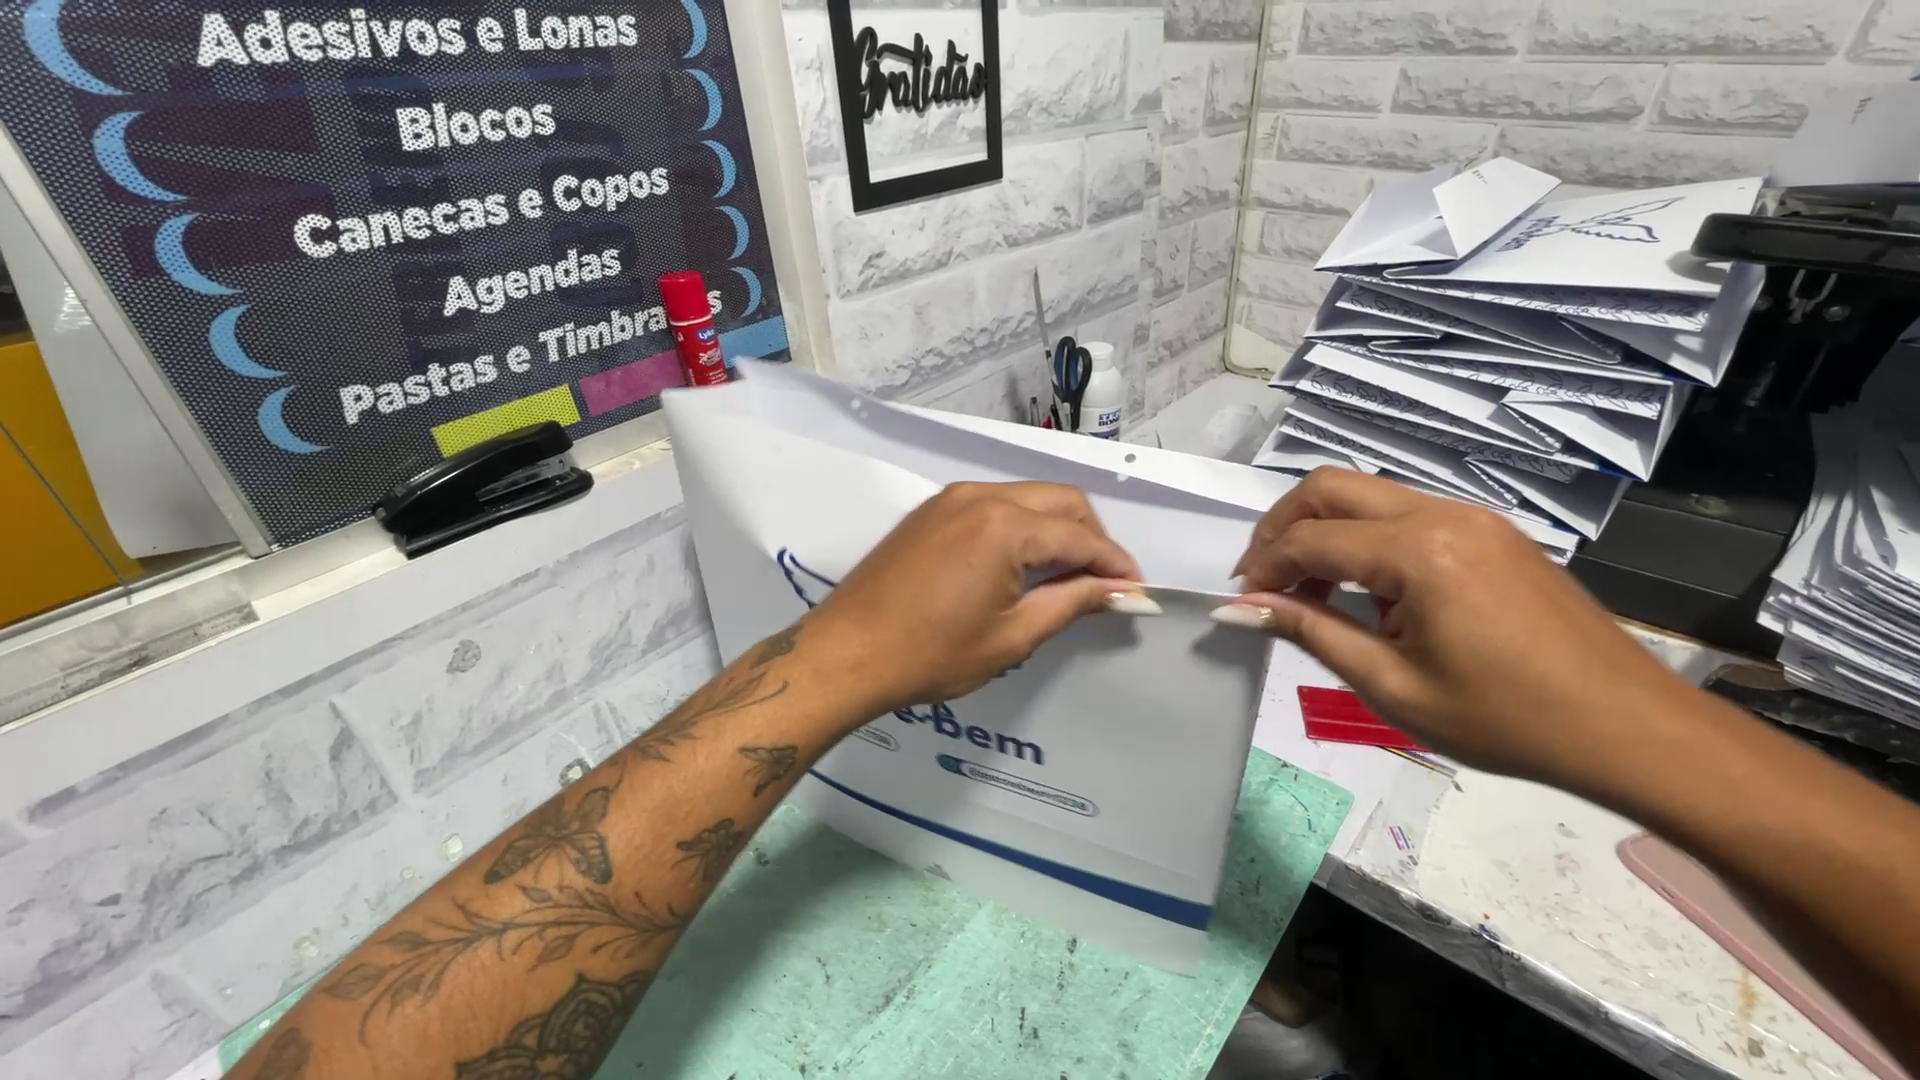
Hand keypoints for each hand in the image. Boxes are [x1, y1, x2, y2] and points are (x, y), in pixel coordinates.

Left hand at [807, 482, 1146, 715]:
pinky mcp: (932, 509)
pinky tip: (1024, 562)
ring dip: (1057, 527)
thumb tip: (1118, 590)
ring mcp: (951, 498)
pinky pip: (994, 503)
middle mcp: (981, 495)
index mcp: (1005, 525)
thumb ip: (1072, 602)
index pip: (1080, 536)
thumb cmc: (931, 654)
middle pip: (1060, 500)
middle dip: (1092, 536)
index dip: (1115, 564)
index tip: (1135, 591)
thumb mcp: (1013, 636)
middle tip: (1104, 581)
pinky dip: (1022, 525)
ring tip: (1068, 574)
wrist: (847, 653)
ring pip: (1028, 497)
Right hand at [1222, 468, 1694, 784]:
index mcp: (1420, 552)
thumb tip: (1241, 608)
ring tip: (1307, 592)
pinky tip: (1364, 591)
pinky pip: (1404, 515)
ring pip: (1367, 495)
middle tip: (1261, 580)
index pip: (1309, 539)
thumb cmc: (1505, 720)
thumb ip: (1310, 632)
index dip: (1263, 568)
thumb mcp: (1391, 685)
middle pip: (1331, 488)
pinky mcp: (1490, 533)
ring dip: (1322, 531)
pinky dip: (1364, 539)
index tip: (1240, 603)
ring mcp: (1473, 518)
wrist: (1629, 728)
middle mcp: (1443, 515)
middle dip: (1281, 527)